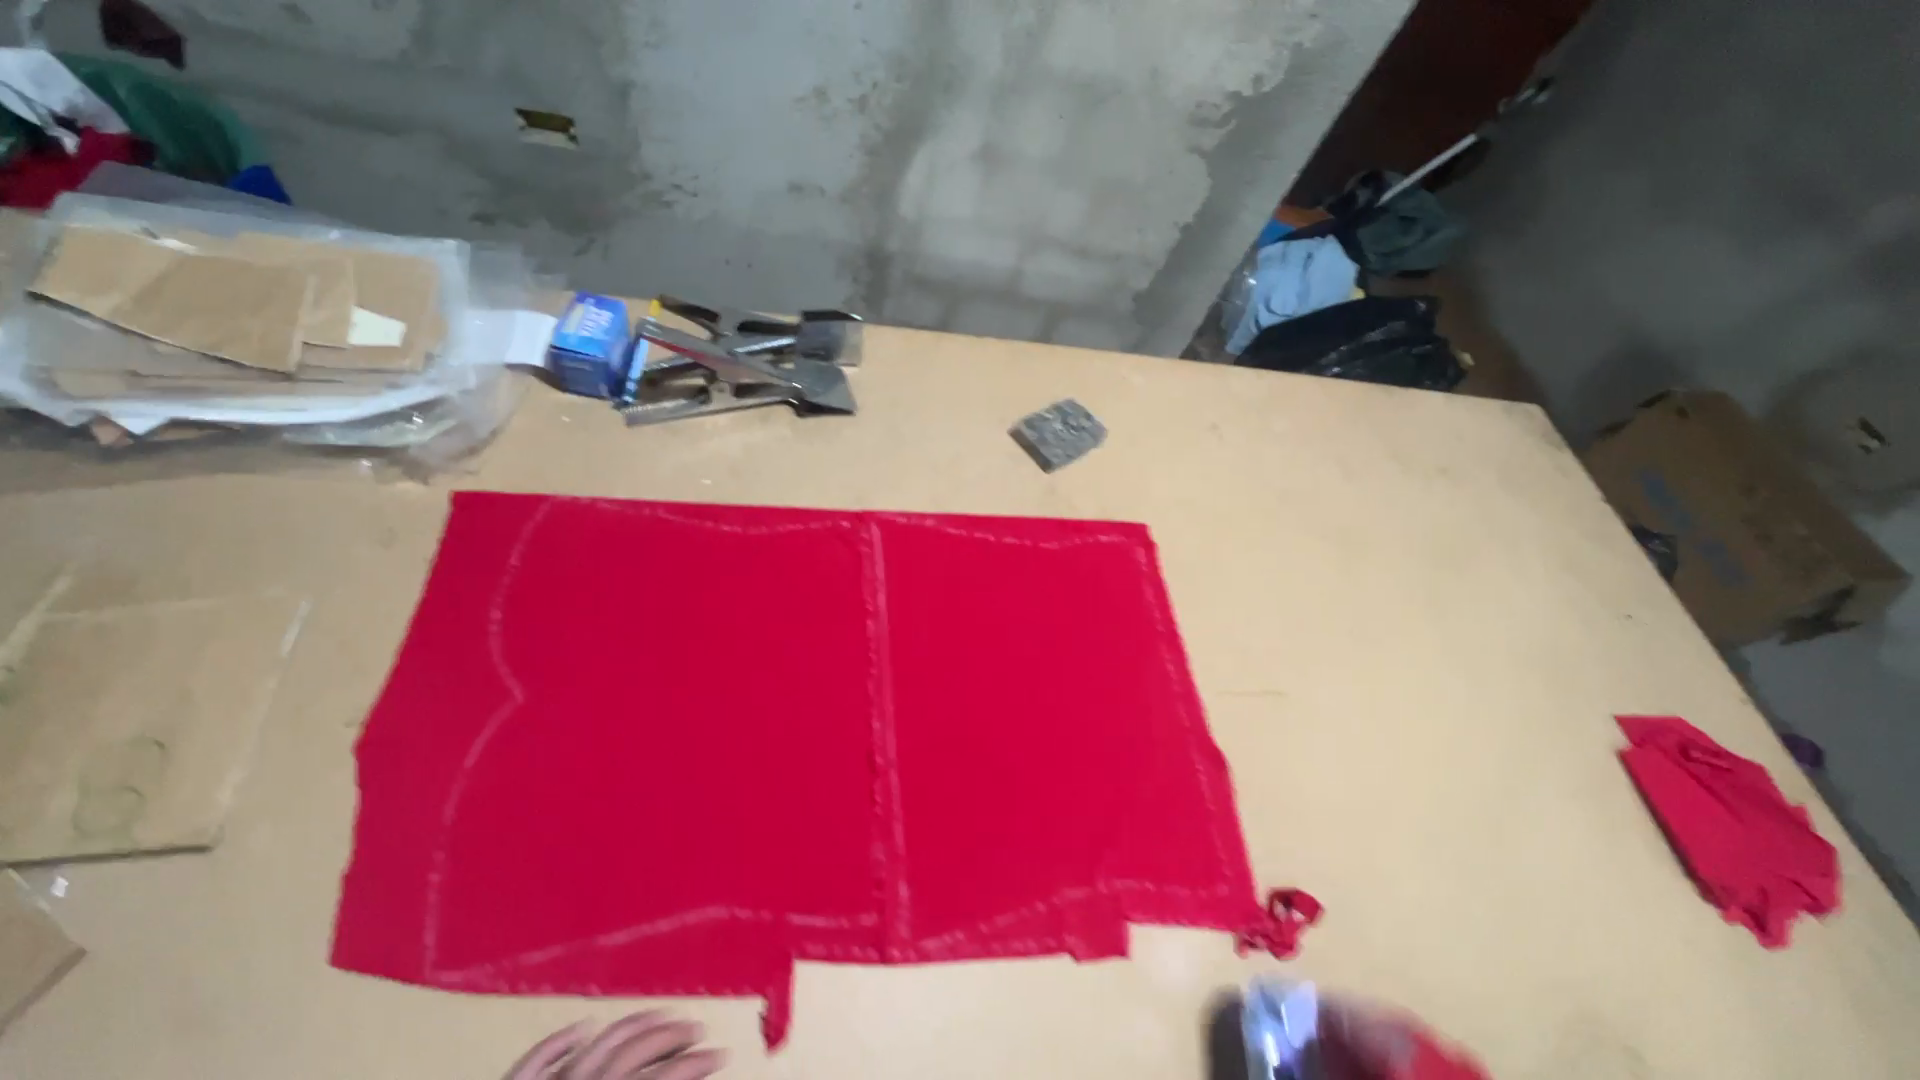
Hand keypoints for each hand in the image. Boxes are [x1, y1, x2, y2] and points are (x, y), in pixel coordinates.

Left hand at [503, 1012, 725, 1079]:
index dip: (695, 1064)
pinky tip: (584, 1028)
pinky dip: (562, 1040)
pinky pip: (538, 1059)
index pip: (662, 1078)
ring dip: (632, 1024)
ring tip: (659, 1015)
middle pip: (634, 1050)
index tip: (722, 1055)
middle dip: (672, 1035)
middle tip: (698, 1029)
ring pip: (597, 1043)